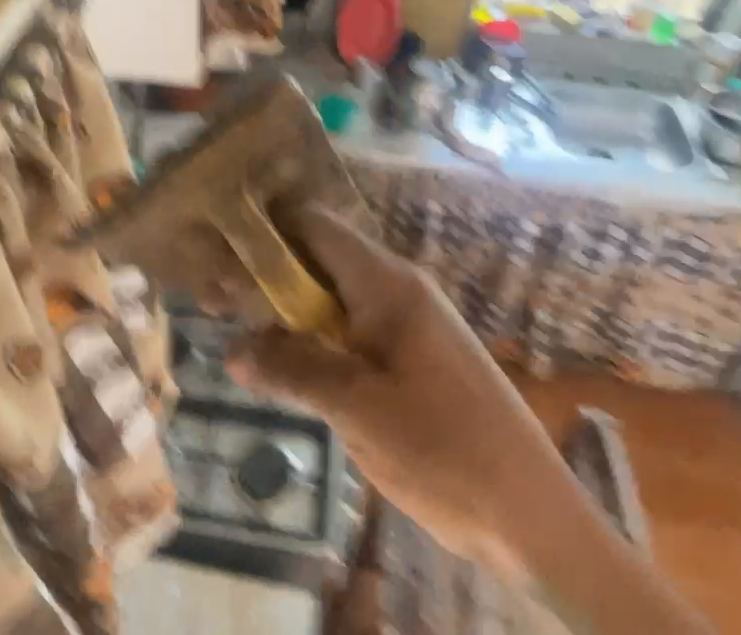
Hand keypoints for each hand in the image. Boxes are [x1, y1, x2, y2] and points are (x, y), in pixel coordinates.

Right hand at [226, 204, 544, 563]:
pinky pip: (347, 335)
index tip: (216, 252)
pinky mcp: (408, 363)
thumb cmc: (444, 450)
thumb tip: (233, 348)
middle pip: (318, 261)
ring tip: (233, 336)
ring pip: (330, 301)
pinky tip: (278, 369)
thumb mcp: (356, 408)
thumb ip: (292, 369)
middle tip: (213, 306)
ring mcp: (404, 328)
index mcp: (387, 284)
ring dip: (285, 316)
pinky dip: (311, 344)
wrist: (528, 514)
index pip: (314, 226)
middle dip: (266, 278)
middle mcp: (396, 291)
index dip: (264, 230)